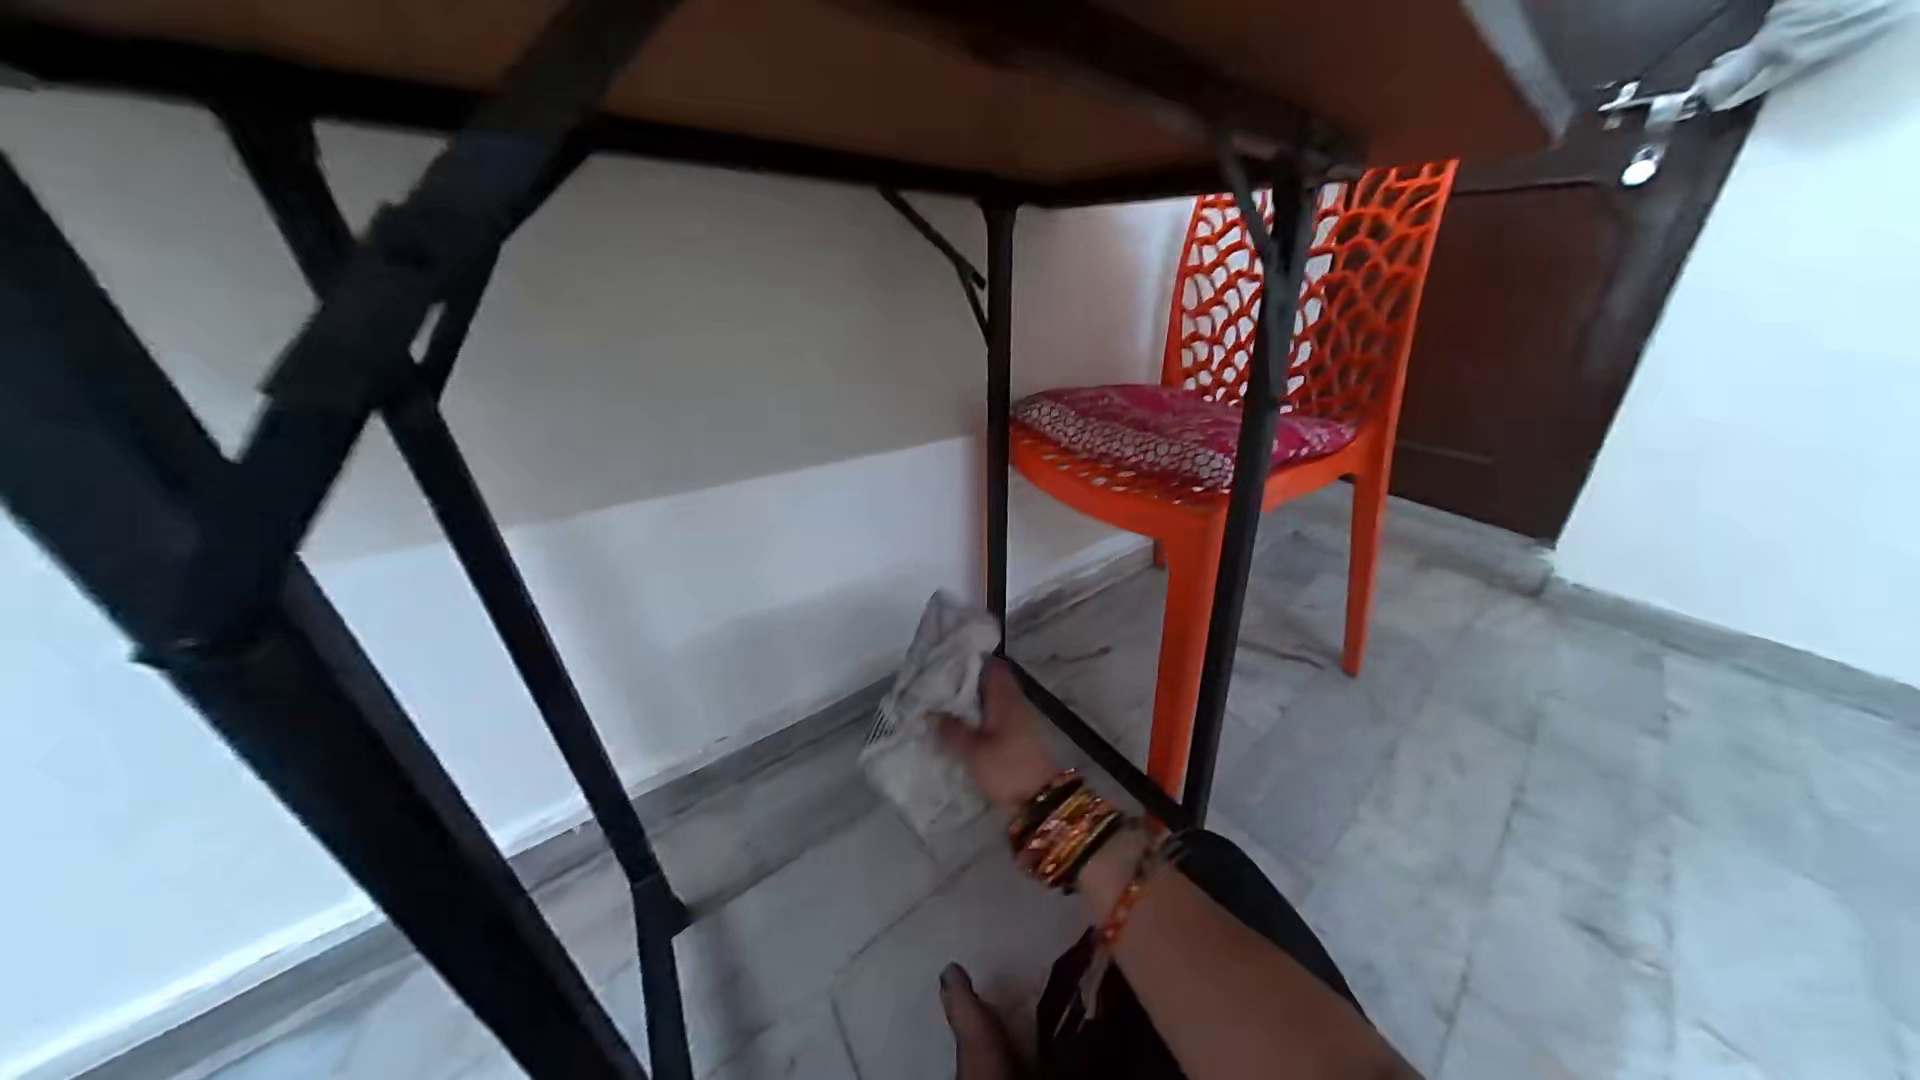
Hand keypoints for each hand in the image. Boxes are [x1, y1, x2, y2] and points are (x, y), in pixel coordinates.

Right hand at [936, 659, 1061, 811]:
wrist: (1042, 800)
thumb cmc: (1007, 769)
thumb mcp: (973, 753)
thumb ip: (952, 731)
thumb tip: (932, 713)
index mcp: (1005, 698)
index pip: (992, 666)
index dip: (971, 661)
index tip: (947, 664)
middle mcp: (1016, 702)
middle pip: (993, 681)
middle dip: (969, 683)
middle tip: (941, 688)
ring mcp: (1022, 719)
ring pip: (996, 699)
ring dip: (976, 701)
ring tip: (949, 707)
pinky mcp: (1022, 735)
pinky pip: (1000, 715)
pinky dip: (984, 716)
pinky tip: (967, 727)